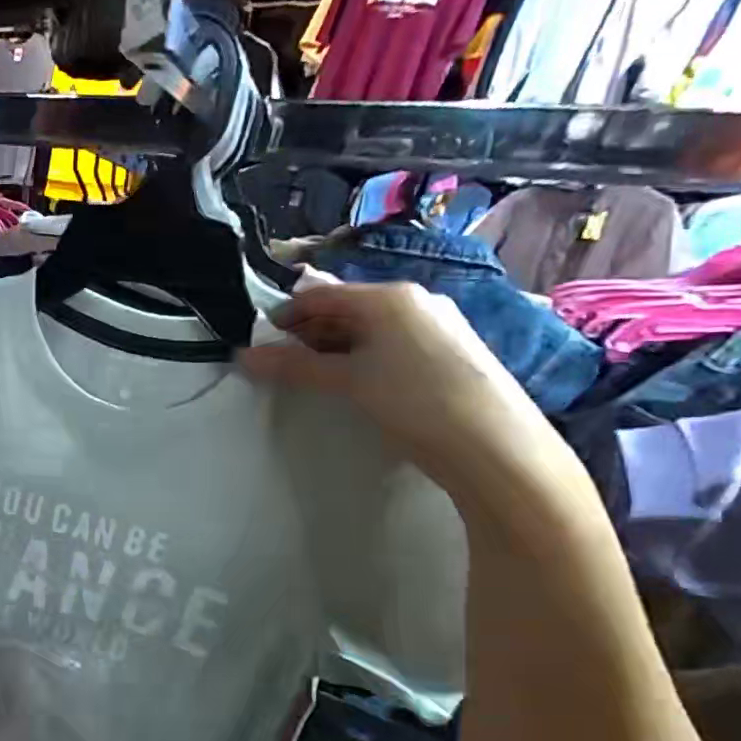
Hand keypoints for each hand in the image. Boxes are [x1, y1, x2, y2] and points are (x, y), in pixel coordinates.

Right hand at [241, 279, 573, 506]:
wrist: (496, 446)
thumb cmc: (414, 400)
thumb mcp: (347, 381)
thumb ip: (295, 366)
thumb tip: (244, 356)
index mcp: (389, 297)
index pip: (321, 294)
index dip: (286, 314)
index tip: (262, 341)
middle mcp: (416, 301)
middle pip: (347, 308)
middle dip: (310, 332)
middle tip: (284, 363)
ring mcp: (438, 326)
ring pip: (371, 328)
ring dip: (336, 347)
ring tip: (316, 377)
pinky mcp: (451, 353)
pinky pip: (394, 344)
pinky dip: (365, 357)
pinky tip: (359, 384)